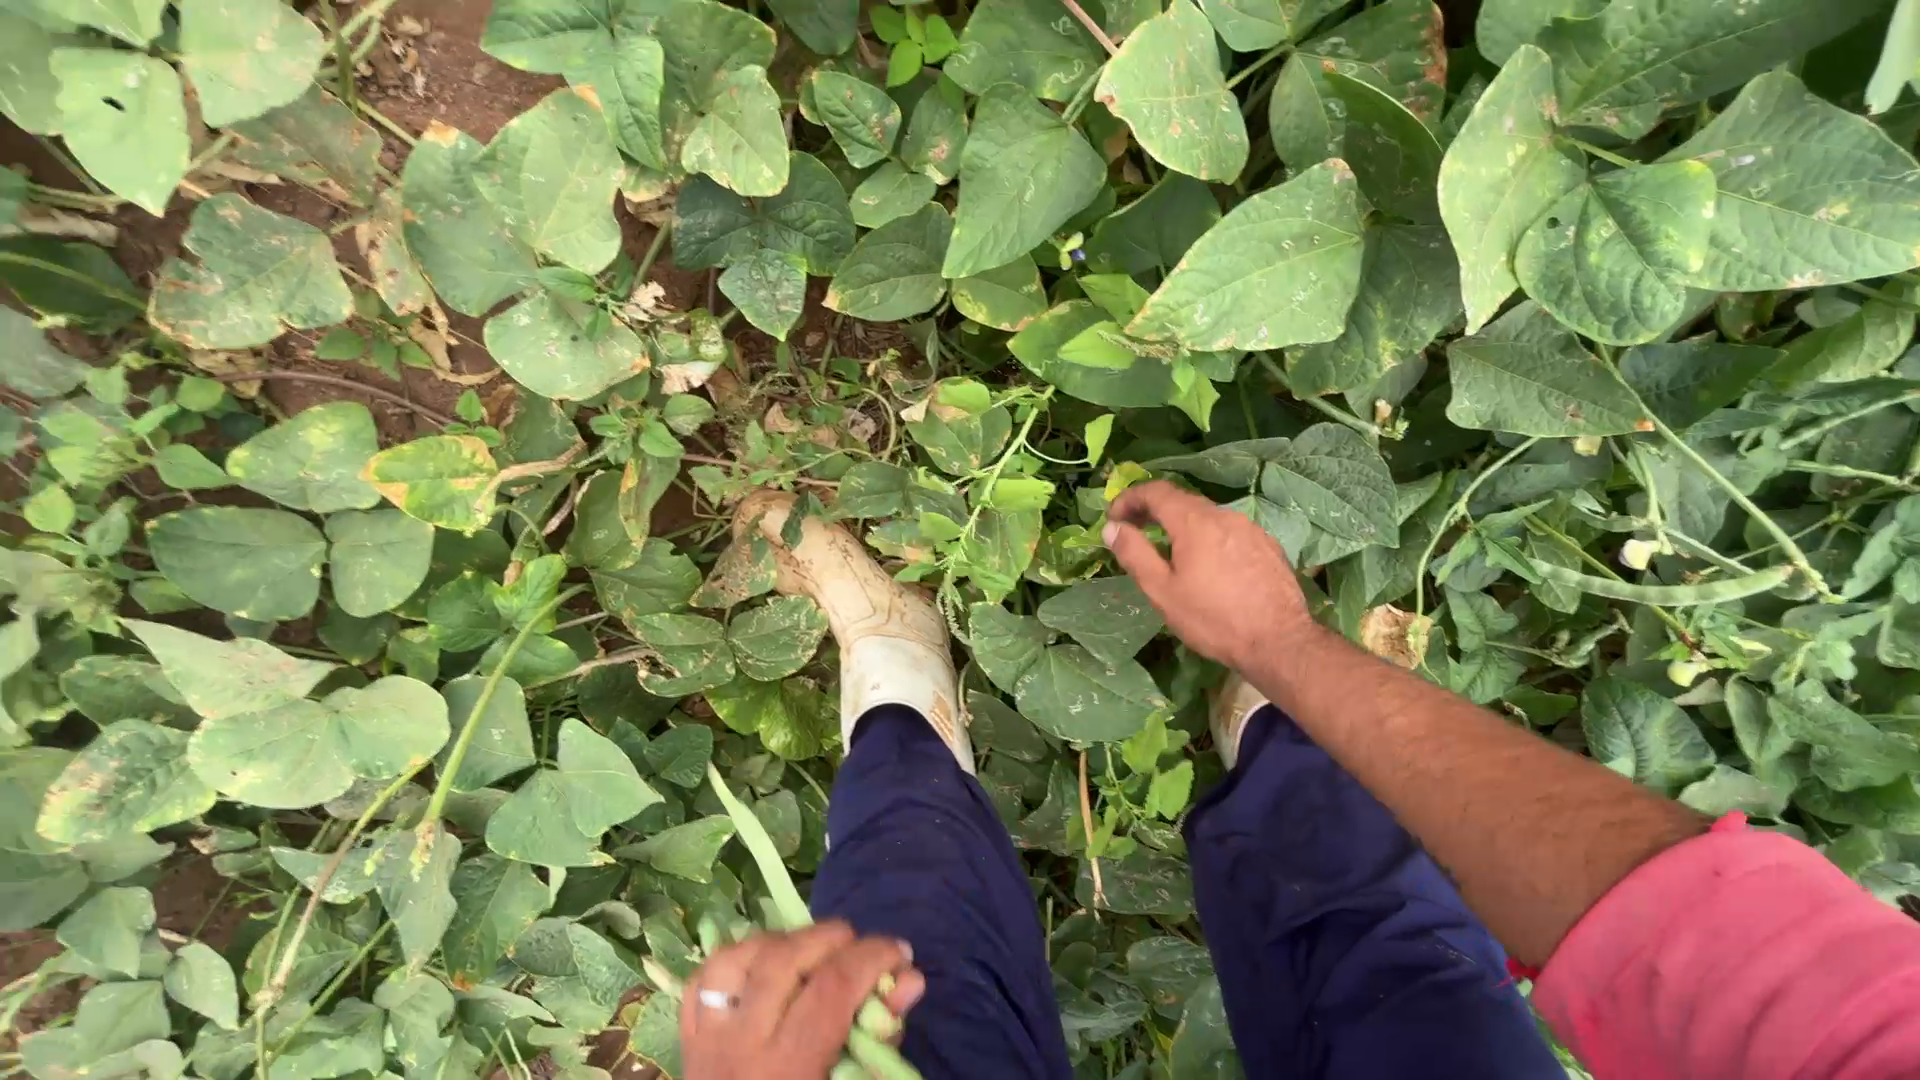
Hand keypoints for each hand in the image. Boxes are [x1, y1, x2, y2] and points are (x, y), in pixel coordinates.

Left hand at [680, 921, 924, 1079]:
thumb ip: (881, 1040)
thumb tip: (910, 979)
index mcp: (788, 1069)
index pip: (831, 987)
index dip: (872, 957)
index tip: (900, 953)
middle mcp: (741, 1046)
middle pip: (783, 959)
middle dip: (832, 939)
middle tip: (860, 950)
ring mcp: (706, 1039)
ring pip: (739, 957)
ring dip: (784, 942)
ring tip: (815, 954)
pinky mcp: (688, 1037)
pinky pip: (705, 978)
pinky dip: (740, 958)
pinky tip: (767, 965)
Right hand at [1104, 480, 1312, 671]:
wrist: (1280, 642)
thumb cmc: (1213, 619)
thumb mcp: (1162, 591)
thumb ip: (1134, 554)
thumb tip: (1112, 528)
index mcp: (1195, 522)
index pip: (1155, 491)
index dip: (1129, 499)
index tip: (1114, 519)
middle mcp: (1224, 515)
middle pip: (1182, 500)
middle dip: (1152, 510)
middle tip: (1133, 531)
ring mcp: (1250, 529)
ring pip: (1207, 516)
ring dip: (1180, 524)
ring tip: (1168, 550)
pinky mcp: (1267, 546)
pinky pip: (1228, 531)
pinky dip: (1206, 537)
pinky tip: (1206, 565)